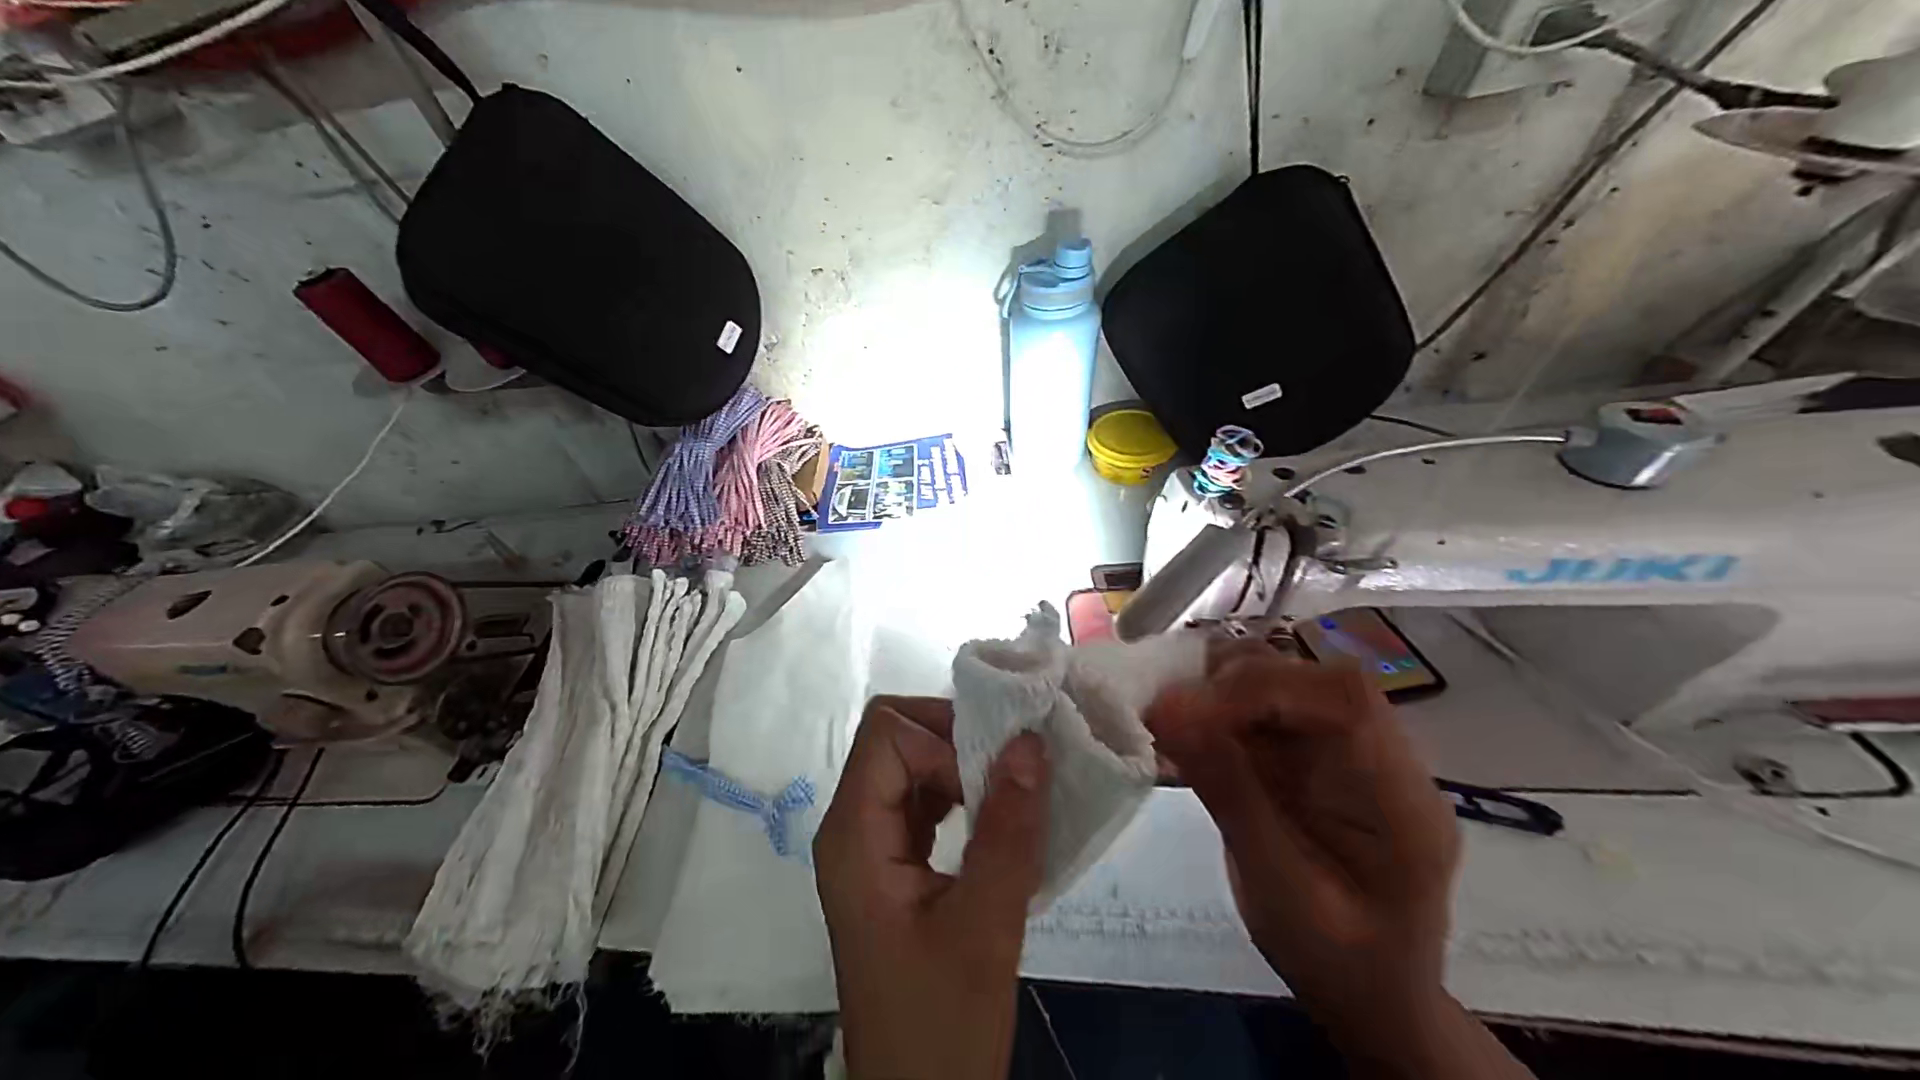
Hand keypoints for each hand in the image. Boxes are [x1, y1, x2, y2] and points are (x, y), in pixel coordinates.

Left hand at [814, 696, 1050, 1079]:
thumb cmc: (942, 1023)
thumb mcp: (984, 927)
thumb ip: (1007, 830)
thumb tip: (1030, 742)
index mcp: (854, 835)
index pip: (887, 733)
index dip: (942, 739)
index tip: (993, 778)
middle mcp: (850, 826)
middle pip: (895, 739)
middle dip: (956, 742)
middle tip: (1011, 777)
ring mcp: (868, 844)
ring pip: (910, 764)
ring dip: (963, 767)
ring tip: (1011, 797)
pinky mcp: (891, 861)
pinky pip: (921, 798)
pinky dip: (961, 794)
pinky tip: (996, 821)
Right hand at [1146, 643, 1460, 1035]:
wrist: (1370, 993)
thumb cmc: (1334, 959)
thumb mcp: (1276, 889)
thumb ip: (1229, 794)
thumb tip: (1166, 709)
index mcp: (1401, 801)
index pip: (1345, 703)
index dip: (1262, 687)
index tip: (1186, 711)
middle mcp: (1384, 758)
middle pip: (1315, 680)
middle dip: (1235, 685)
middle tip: (1168, 713)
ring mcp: (1351, 750)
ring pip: (1289, 680)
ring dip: (1224, 689)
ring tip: (1174, 719)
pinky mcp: (1318, 753)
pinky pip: (1269, 707)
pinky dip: (1221, 709)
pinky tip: (1188, 732)